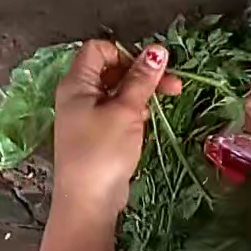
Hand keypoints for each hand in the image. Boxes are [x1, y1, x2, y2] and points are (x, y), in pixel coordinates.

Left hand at [51, 40, 180, 224]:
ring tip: (163, 105)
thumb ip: (142, 79)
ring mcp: (86, 117)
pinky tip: (147, 123)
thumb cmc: (103, 152)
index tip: (151, 70)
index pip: (99, 49)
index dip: (126, 54)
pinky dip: (133, 112)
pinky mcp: (97, 135)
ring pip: (117, 92)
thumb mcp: (126, 111)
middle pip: (111, 70)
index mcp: (77, 84)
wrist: (89, 201)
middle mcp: (78, 96)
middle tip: (173, 86)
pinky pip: (116, 112)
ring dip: (141, 94)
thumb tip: (158, 49)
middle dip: (141, 74)